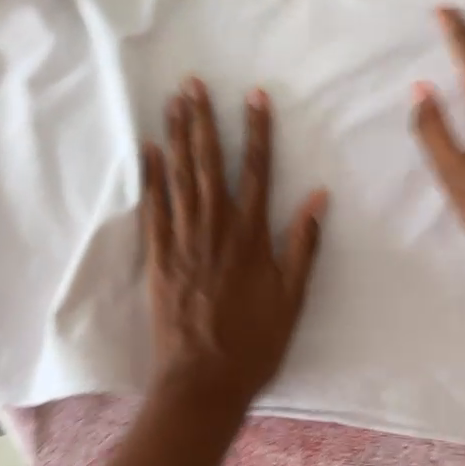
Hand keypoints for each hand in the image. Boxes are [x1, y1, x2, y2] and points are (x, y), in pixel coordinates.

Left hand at [141, 78, 328, 405]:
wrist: (202, 383)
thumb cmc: (253, 342)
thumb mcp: (292, 299)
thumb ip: (302, 245)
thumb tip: (317, 196)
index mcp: (250, 235)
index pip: (257, 170)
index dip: (257, 130)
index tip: (255, 96)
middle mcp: (216, 227)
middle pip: (210, 162)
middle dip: (203, 119)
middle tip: (194, 82)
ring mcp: (183, 238)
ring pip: (180, 176)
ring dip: (176, 135)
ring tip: (172, 101)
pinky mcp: (159, 255)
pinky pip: (154, 208)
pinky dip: (150, 176)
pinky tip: (147, 148)